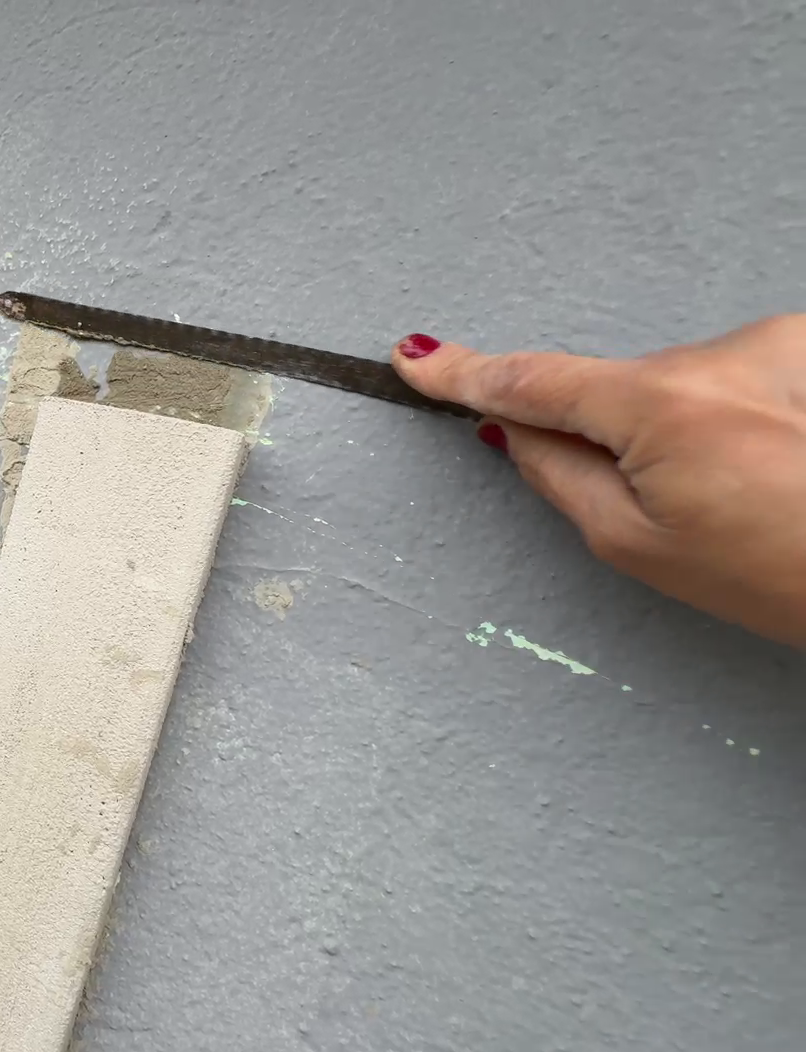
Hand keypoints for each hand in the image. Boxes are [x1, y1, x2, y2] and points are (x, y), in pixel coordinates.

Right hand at [390, 316, 805, 646]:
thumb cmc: (796, 577)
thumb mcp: (634, 542)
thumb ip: (555, 473)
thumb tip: (517, 429)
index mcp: (667, 406)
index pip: (529, 382)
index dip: (460, 374)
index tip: (415, 356)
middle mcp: (732, 355)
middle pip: (608, 391)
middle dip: (606, 436)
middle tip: (671, 501)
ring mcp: (791, 344)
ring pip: (673, 386)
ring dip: (678, 429)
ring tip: (750, 490)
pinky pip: (730, 377)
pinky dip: (730, 418)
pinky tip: (783, 463)